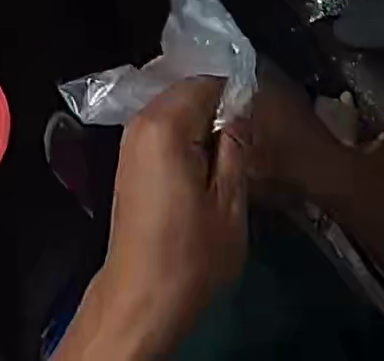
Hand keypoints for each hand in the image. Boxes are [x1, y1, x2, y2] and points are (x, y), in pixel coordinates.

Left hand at [73, 78, 246, 359]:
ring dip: (200, 118)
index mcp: (166, 125)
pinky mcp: (128, 157)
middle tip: (242, 135)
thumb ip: (236, 146)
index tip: (254, 118)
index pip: (207, 84)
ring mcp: (130, 138)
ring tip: (225, 149)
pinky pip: (162, 123)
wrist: (139, 300)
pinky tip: (202, 158)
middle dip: (216, 105)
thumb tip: (241, 109)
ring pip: (174, 105)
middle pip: (187, 90)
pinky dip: (184, 130)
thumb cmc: (189, 255)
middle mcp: (142, 121)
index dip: (234, 96)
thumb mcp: (228, 202)